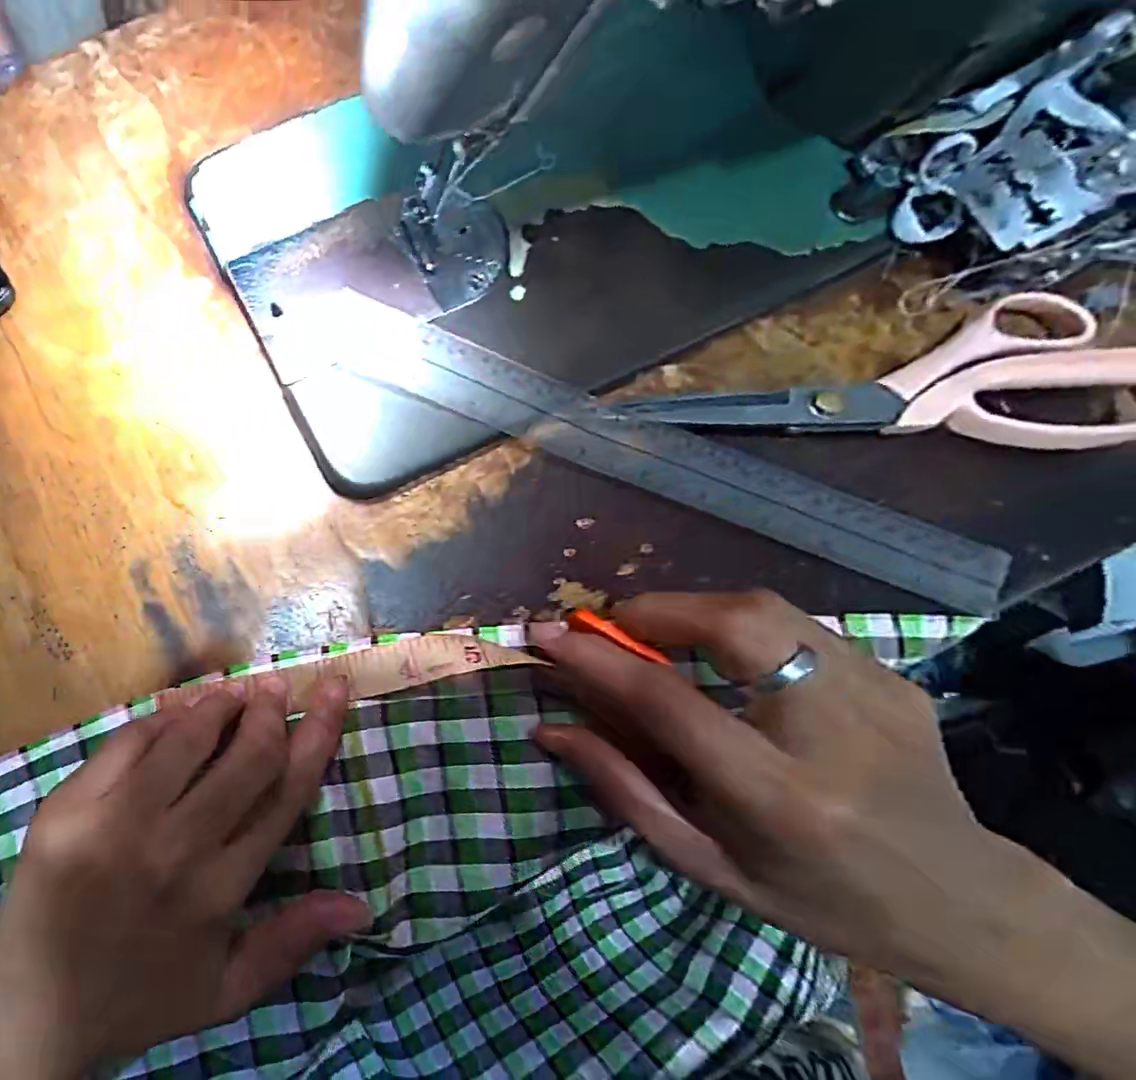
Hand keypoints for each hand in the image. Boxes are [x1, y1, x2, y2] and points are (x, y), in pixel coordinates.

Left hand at [0, 674, 368, 1079]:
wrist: (33, 1004)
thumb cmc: (137, 995)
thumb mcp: (225, 991)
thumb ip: (291, 942)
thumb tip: (360, 903)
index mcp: (221, 890)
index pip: (283, 794)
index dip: (316, 736)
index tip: (333, 693)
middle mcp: (176, 850)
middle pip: (243, 758)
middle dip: (268, 712)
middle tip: (277, 687)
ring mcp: (118, 823)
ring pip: (184, 740)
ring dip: (217, 704)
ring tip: (235, 688)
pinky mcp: (71, 806)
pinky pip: (126, 744)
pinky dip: (159, 719)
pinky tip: (176, 707)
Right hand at [529, 591, 1135, 1075]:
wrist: (969, 907)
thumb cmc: (816, 897)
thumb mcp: (704, 862)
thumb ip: (622, 788)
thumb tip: (550, 729)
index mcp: (779, 795)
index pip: (669, 701)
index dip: (597, 659)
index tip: (545, 633)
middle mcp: (835, 734)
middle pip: (736, 626)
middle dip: (654, 611)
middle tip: (607, 628)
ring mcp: (877, 696)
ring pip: (766, 610)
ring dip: (688, 609)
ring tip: (650, 635)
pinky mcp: (894, 678)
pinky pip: (792, 625)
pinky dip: (731, 624)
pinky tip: (715, 654)